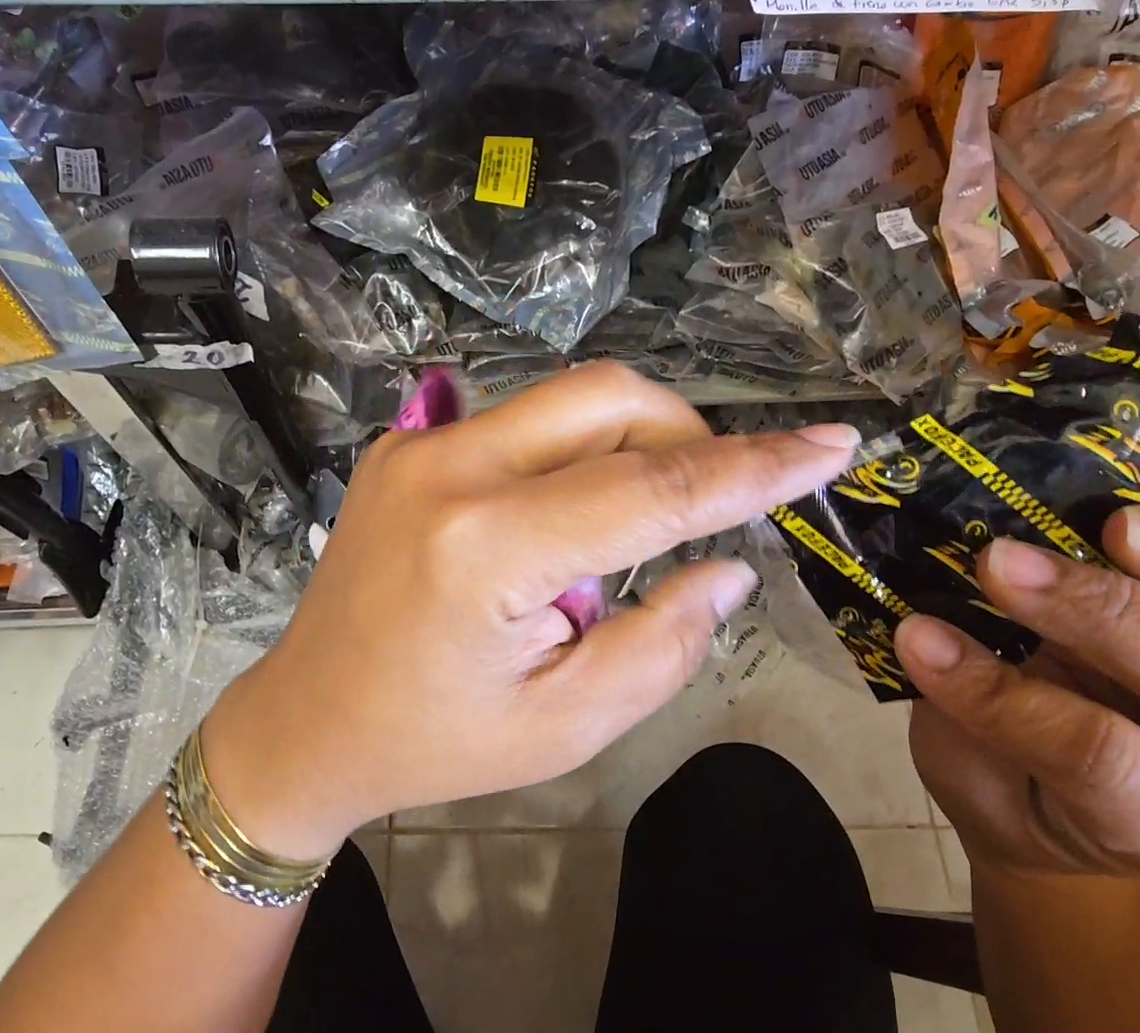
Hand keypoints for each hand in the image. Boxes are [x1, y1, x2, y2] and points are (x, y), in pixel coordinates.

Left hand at [199, 362, 857, 859]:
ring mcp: (416, 445)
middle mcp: (448, 468)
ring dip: (631, 441)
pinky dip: (573, 451)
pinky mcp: (402, 445)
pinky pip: (521, 420)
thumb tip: (728, 567)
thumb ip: (662, 642)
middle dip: (688, 435)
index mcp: (486, 548)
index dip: (754, 467)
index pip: (652, 489)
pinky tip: (565, 518)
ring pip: (565, 398)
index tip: (832, 444)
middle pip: (609, 398)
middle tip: (717, 500)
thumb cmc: (435, 741)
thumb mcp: (566, 724)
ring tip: (633, 526)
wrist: (307, 721)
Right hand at [897, 507, 1139, 878]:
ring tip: (1117, 525)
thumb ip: (963, 711)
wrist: (1072, 812)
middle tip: (999, 563)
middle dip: (1100, 614)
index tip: (919, 639)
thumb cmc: (1011, 796)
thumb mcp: (972, 778)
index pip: (1099, 757)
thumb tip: (925, 623)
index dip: (1005, 696)